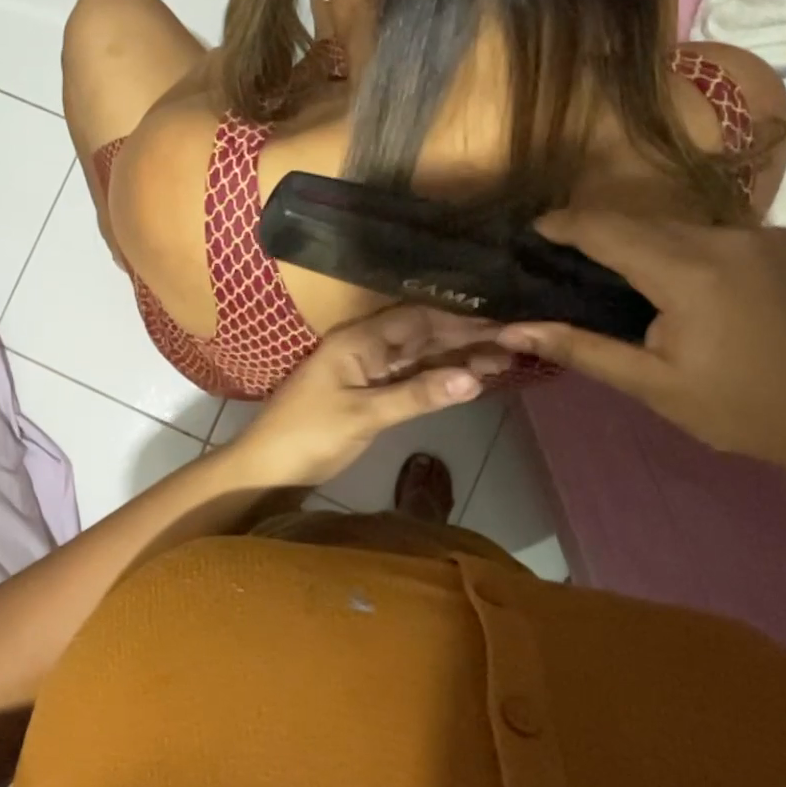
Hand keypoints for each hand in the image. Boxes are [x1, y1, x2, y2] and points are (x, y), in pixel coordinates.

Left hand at [228, 307, 497, 487]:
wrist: (268, 469)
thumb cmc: (308, 436)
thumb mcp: (364, 415)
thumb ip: (418, 395)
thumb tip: (475, 377)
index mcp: (357, 340)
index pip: (418, 317)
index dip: (462, 319)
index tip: (506, 320)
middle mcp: (363, 347)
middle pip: (422, 334)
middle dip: (466, 337)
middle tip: (517, 342)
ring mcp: (365, 370)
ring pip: (418, 356)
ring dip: (456, 358)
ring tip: (505, 360)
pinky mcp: (366, 393)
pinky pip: (409, 377)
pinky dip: (437, 378)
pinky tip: (468, 379)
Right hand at [497, 211, 785, 470]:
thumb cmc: (743, 408)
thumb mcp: (651, 384)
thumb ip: (579, 348)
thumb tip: (511, 330)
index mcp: (688, 272)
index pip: (607, 229)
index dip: (564, 224)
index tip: (531, 230)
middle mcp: (727, 238)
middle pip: (643, 222)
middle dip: (600, 234)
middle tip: (567, 259)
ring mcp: (766, 236)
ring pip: (682, 227)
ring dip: (645, 244)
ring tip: (622, 276)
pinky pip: (720, 236)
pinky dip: (688, 250)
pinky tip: (686, 285)